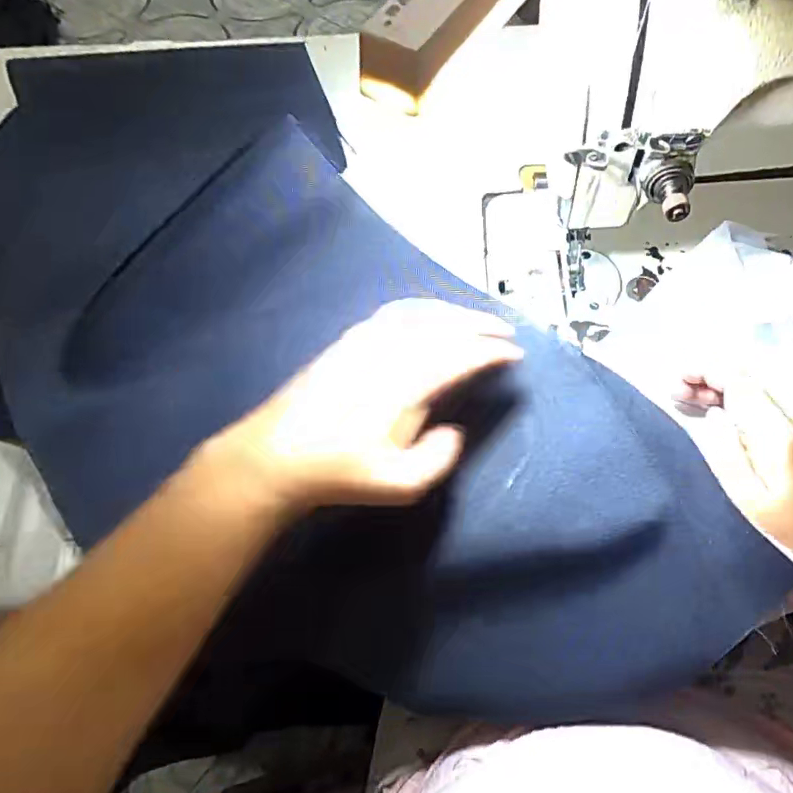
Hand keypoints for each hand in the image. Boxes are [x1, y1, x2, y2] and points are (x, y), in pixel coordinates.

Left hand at [188, 300, 522, 514]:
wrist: (279, 456)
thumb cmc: (341, 473)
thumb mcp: (397, 484)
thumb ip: (438, 460)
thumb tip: (454, 432)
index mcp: (404, 386)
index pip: (459, 355)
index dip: (491, 352)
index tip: (513, 354)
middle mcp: (387, 353)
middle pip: (443, 326)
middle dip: (480, 325)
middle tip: (505, 332)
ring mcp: (365, 341)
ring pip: (419, 312)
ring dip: (454, 311)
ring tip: (476, 320)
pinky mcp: (348, 339)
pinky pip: (394, 311)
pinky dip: (424, 307)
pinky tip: (431, 316)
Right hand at [675, 372, 792, 616]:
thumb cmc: (781, 526)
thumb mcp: (745, 496)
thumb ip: (727, 453)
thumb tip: (713, 415)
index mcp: (779, 434)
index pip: (742, 385)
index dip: (709, 375)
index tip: (679, 381)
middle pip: (747, 381)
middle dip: (709, 378)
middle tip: (676, 390)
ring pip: (753, 390)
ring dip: (719, 388)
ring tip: (685, 396)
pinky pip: (760, 403)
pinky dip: (732, 399)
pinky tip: (710, 407)